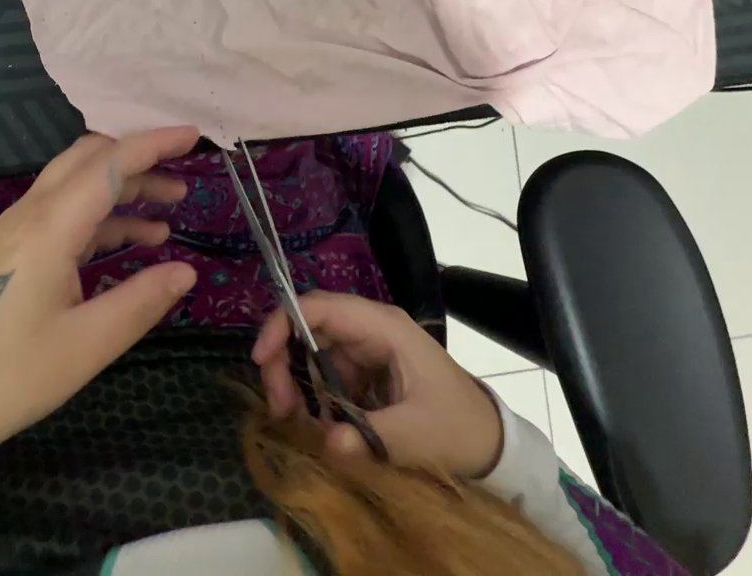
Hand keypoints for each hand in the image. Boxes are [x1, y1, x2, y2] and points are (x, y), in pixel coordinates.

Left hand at [0, 127, 200, 462]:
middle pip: (90, 159)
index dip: (154, 144)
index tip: (194, 135)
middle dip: (141, 157)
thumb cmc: (11, 376)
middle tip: (185, 169)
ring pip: (79, 182)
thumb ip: (141, 301)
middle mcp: (32, 214)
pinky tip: (140, 236)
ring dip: (126, 185)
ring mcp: (20, 228)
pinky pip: (67, 210)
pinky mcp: (16, 247)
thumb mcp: (88, 345)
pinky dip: (106, 213)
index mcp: (50, 229)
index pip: (110, 164)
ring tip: (173, 204)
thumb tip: (187, 271)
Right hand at [253, 292, 503, 478]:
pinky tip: (317, 426)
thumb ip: (373, 440)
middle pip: (308, 328)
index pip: (320, 307)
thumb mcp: (418, 436)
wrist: (491, 444)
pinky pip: (325, 377)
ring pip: (311, 354)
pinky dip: (313, 399)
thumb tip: (327, 444)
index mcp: (382, 327)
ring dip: (295, 384)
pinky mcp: (363, 372)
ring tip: (296, 422)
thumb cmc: (458, 428)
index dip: (283, 324)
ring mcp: (365, 350)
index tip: (261, 359)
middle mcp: (369, 330)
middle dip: (284, 363)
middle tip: (280, 409)